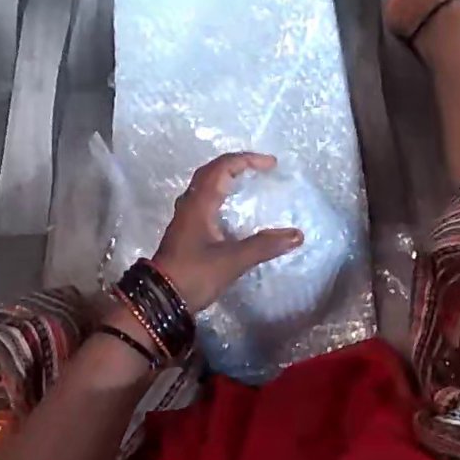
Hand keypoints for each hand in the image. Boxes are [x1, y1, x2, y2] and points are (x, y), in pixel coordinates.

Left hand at [149, 153, 303, 309]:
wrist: (162, 300)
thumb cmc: (194, 276)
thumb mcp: (232, 261)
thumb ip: (264, 246)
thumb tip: (297, 235)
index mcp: (199, 204)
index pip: (222, 167)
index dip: (247, 160)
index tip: (271, 165)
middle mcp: (190, 206)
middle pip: (210, 172)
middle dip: (236, 165)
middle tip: (260, 169)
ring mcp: (185, 220)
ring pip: (205, 188)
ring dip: (226, 180)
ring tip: (247, 184)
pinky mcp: (186, 234)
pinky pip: (204, 204)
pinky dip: (221, 198)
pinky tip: (232, 213)